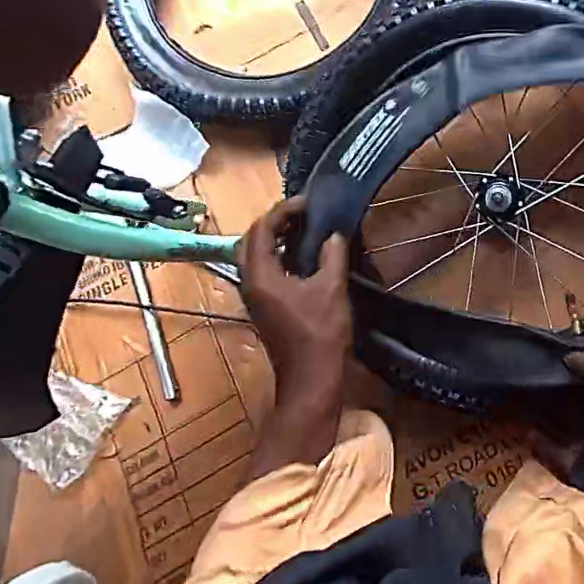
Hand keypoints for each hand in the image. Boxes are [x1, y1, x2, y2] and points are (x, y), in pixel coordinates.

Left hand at [239, 197, 351, 412]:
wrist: (311, 380)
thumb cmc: (320, 333)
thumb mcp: (331, 288)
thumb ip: (332, 255)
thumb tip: (333, 235)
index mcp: (260, 276)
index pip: (262, 229)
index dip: (283, 211)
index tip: (307, 203)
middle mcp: (250, 283)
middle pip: (252, 240)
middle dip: (275, 221)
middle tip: (303, 213)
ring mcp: (254, 297)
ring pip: (255, 256)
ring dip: (276, 239)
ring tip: (304, 228)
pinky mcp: (264, 307)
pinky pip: (264, 271)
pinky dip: (279, 256)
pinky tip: (303, 256)